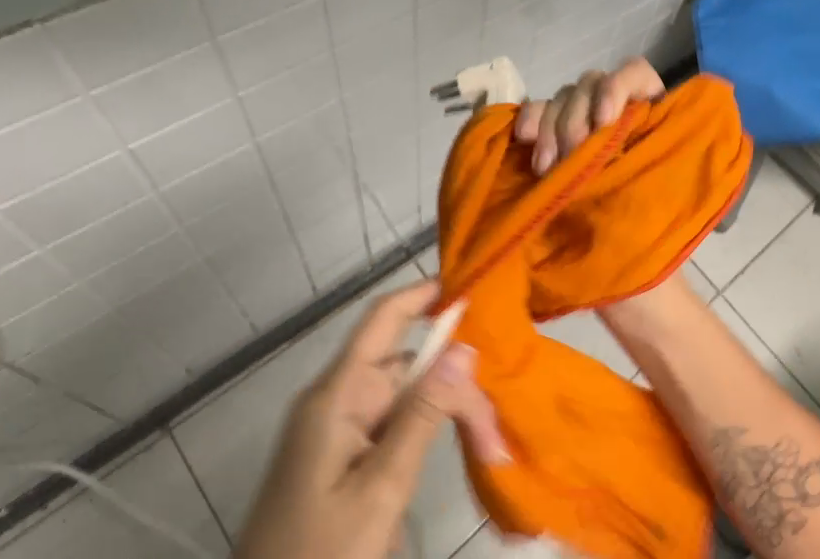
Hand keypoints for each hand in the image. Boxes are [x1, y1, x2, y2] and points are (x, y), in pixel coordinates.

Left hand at [237, 282, 507, 558]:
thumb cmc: (320, 553)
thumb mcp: (380, 489)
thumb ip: (422, 416)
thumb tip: (463, 347)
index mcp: (335, 396)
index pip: (384, 320)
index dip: (425, 294)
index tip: (476, 286)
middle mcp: (338, 402)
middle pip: (408, 365)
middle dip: (456, 382)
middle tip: (499, 427)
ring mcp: (341, 431)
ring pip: (409, 398)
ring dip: (449, 413)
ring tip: (491, 444)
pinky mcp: (346, 458)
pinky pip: (397, 427)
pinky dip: (431, 434)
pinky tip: (465, 451)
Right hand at [513, 57, 666, 173]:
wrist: (639, 203)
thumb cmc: (660, 178)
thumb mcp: (662, 166)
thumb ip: (648, 155)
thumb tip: (630, 167)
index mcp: (648, 96)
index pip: (633, 72)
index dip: (614, 89)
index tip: (603, 121)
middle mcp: (612, 93)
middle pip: (589, 85)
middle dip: (577, 122)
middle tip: (571, 156)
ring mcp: (583, 105)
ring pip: (562, 97)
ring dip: (552, 129)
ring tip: (546, 167)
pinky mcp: (556, 120)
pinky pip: (538, 108)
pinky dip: (530, 120)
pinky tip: (524, 140)